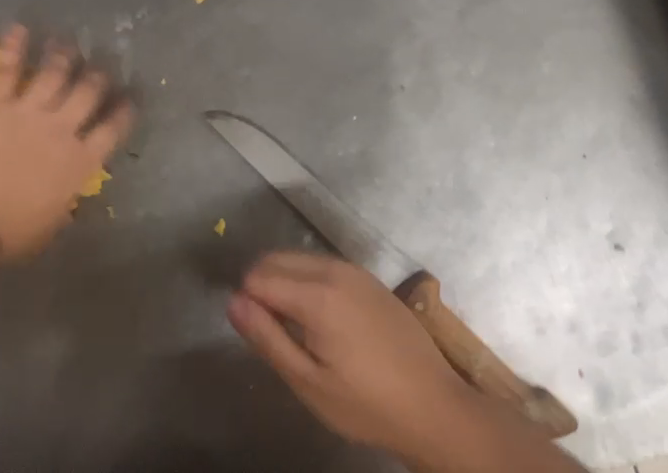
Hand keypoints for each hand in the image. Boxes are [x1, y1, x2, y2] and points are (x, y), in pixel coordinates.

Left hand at [0, 25, 132, 260]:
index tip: (131, 98)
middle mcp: (62, 129)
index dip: (123, 111)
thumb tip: (70, 192)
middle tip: (103, 63)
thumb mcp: (51, 223)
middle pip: (88, 93)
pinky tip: (20, 27)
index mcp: (81, 163)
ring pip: (54, 73)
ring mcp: (29, 111)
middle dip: (98, 76)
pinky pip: (8, 69)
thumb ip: (66, 199)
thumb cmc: (9, 232)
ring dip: (64, 54)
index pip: (111, 130)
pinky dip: (14, 47)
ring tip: (69, 40)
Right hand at [228, 252, 477, 463]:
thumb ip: (267, 338)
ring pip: (298, 260)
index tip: (261, 336)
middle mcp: (334, 270)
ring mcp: (355, 271)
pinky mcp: (370, 279)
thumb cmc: (367, 403)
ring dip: (284, 283)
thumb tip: (232, 302)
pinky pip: (322, 266)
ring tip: (295, 330)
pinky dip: (308, 282)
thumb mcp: (308, 382)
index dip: (247, 304)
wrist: (436, 408)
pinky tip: (322, 321)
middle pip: (274, 260)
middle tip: (273, 334)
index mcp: (316, 295)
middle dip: (261, 288)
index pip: (257, 277)